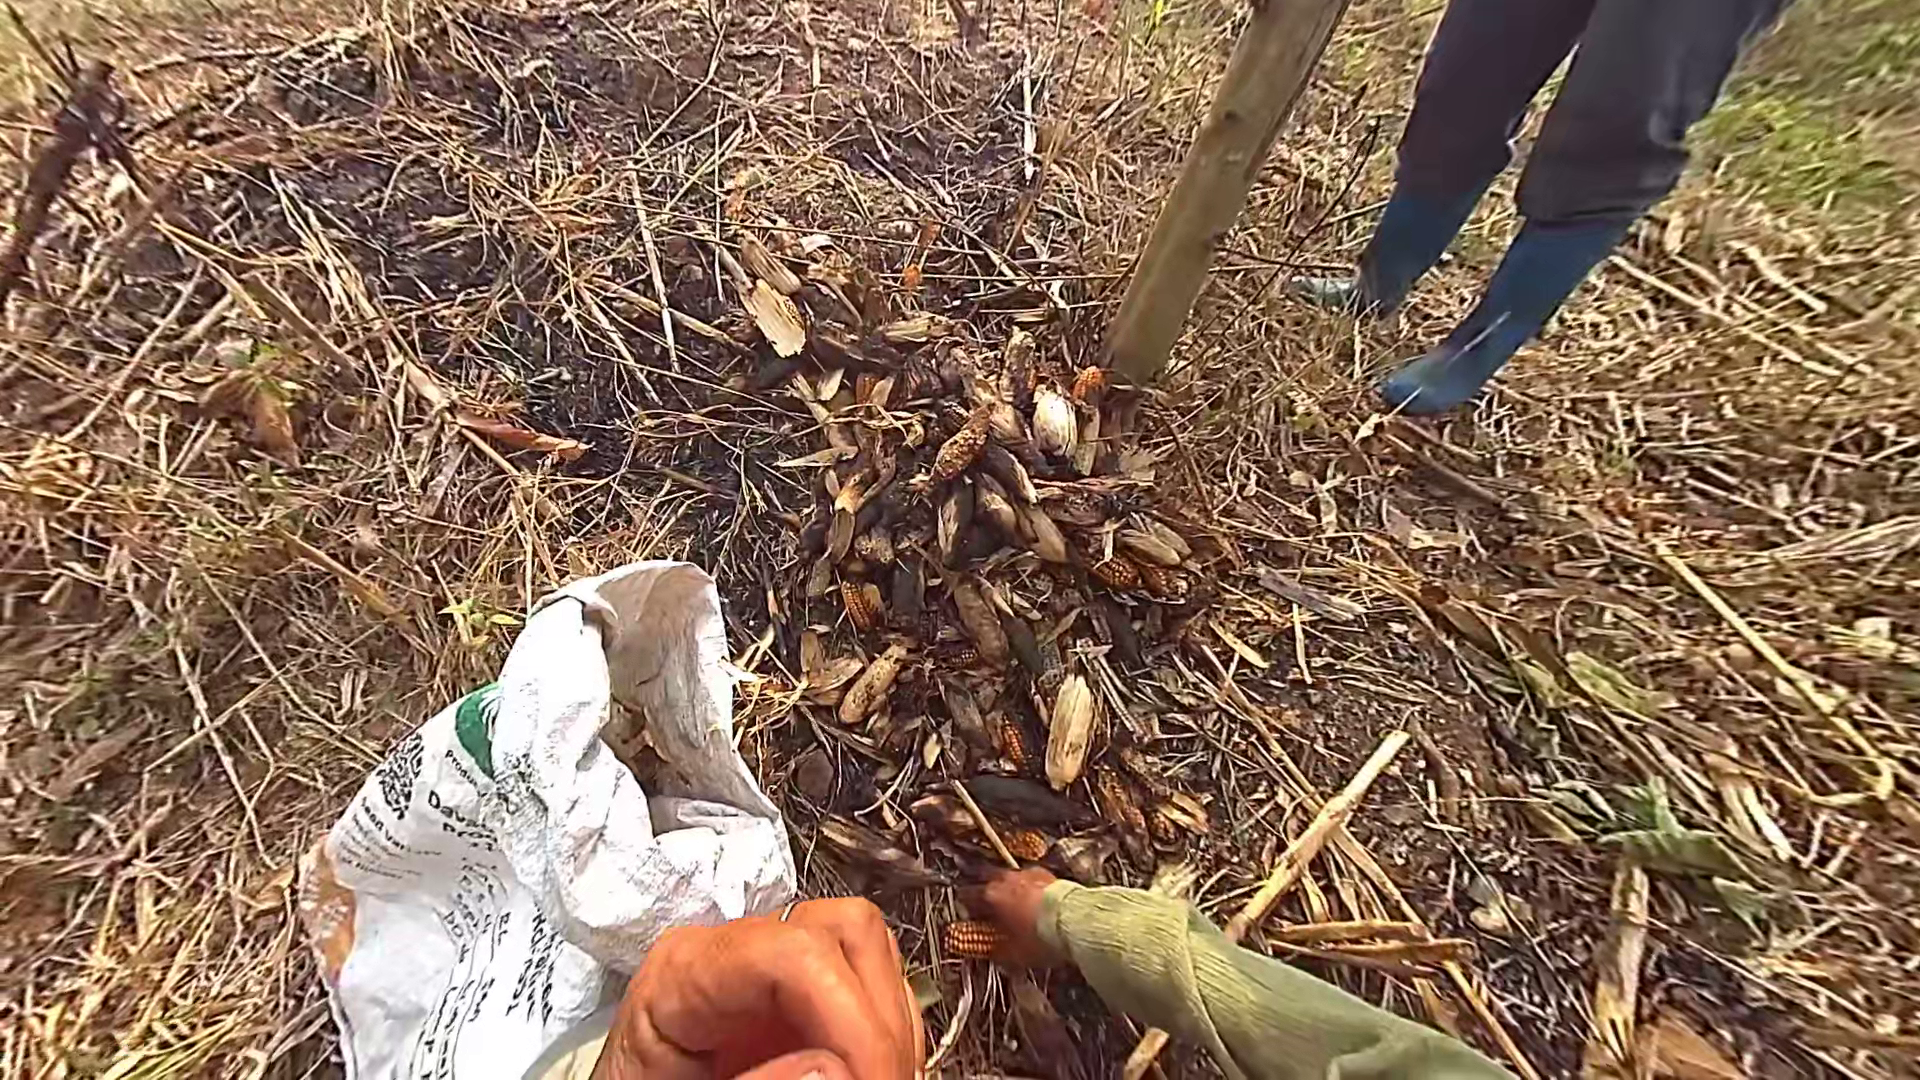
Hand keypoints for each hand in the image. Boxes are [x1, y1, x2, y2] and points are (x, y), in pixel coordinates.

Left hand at [593, 898, 922, 1079]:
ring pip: (863, 947)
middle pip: (841, 932)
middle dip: (878, 1016)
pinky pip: (867, 982)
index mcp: (683, 976)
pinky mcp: (794, 999)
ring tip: (885, 1077)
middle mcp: (733, 953)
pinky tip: (875, 1071)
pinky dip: (888, 1030)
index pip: (792, 953)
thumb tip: (832, 1073)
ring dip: (889, 1020)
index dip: (849, 1013)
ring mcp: (769, 972)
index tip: (877, 1079)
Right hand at [963, 867, 1062, 968]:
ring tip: (1009, 900)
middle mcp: (1004, 879)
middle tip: (984, 902)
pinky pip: (1026, 877)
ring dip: (1004, 886)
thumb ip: (996, 949)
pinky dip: (1024, 885)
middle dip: (983, 889)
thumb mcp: (1014, 953)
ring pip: (1006, 876)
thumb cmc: (1038, 938)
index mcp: (991, 896)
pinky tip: (1030, 896)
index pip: (969, 895)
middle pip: (986, 879)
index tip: (965, 910)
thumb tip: (988, 951)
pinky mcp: (1041, 871)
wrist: (1071, 918)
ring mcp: (1023, 873)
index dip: (965, 904)